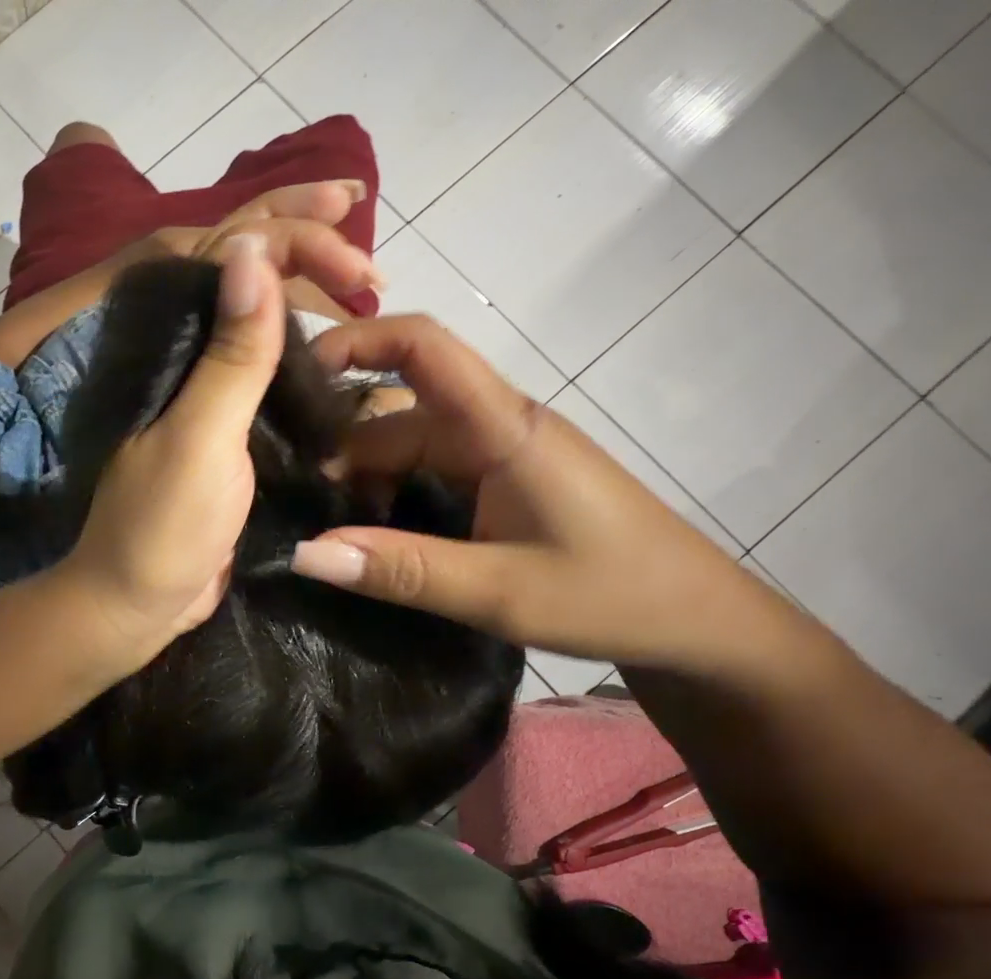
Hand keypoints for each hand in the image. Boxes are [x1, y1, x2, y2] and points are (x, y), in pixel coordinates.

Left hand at [53, 184, 380, 659]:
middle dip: (304, 250)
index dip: (296, 238)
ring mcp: (202, 398)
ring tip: (366, 291)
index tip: (362, 255)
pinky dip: (297, 359)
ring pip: (255, 328)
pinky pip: (261, 379)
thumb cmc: (163, 524)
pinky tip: (336, 359)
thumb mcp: (202, 437)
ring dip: (305, 299)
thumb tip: (250, 245)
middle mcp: (183, 359)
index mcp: (170, 346)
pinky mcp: (221, 436)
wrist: (137, 602)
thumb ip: (230, 353)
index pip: (231, 259)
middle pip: (244, 281)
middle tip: (369, 246)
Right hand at [292, 315, 795, 672]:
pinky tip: (370, 540)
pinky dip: (391, 497)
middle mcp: (496, 427)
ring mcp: (500, 455)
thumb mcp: (496, 592)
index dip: (355, 340)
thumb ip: (398, 570)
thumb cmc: (612, 596)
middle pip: (398, 410)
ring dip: (363, 480)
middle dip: (340, 447)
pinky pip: (429, 472)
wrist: (702, 626)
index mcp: (502, 428)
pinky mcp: (504, 483)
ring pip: (408, 445)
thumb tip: (299, 553)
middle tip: (288, 501)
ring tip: (320, 528)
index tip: (292, 376)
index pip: (423, 347)